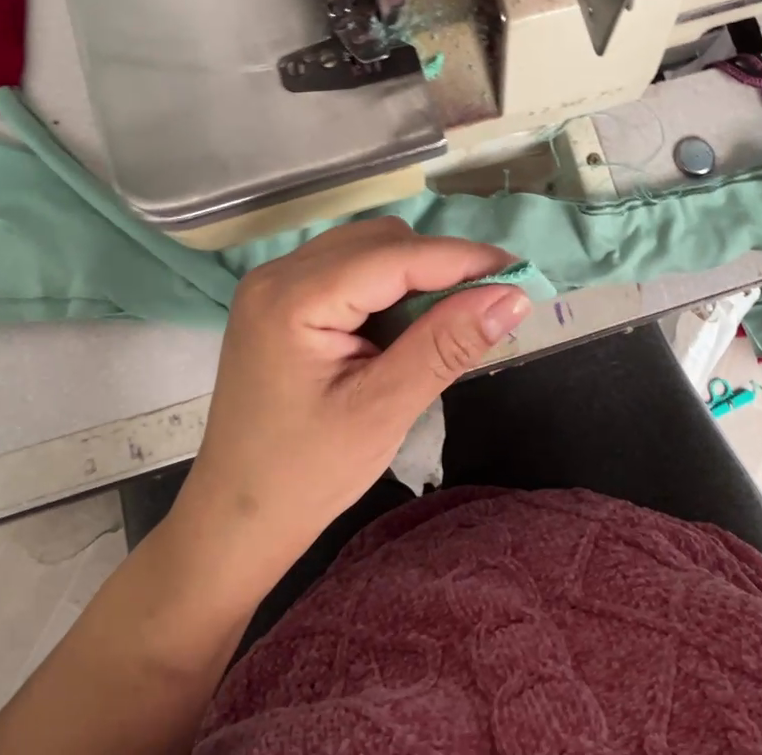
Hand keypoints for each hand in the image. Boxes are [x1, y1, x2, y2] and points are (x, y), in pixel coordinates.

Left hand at [178, 218, 532, 586]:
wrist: (239, 519)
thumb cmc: (308, 474)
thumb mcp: (384, 409)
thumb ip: (446, 345)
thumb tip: (513, 296)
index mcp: (293, 298)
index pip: (396, 256)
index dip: (463, 259)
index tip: (522, 273)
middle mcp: (278, 275)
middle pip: (380, 242)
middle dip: (439, 266)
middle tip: (488, 305)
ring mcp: (275, 287)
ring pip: (367, 251)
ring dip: (416, 276)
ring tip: (450, 320)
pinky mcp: (281, 304)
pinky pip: (349, 273)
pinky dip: (389, 289)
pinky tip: (407, 326)